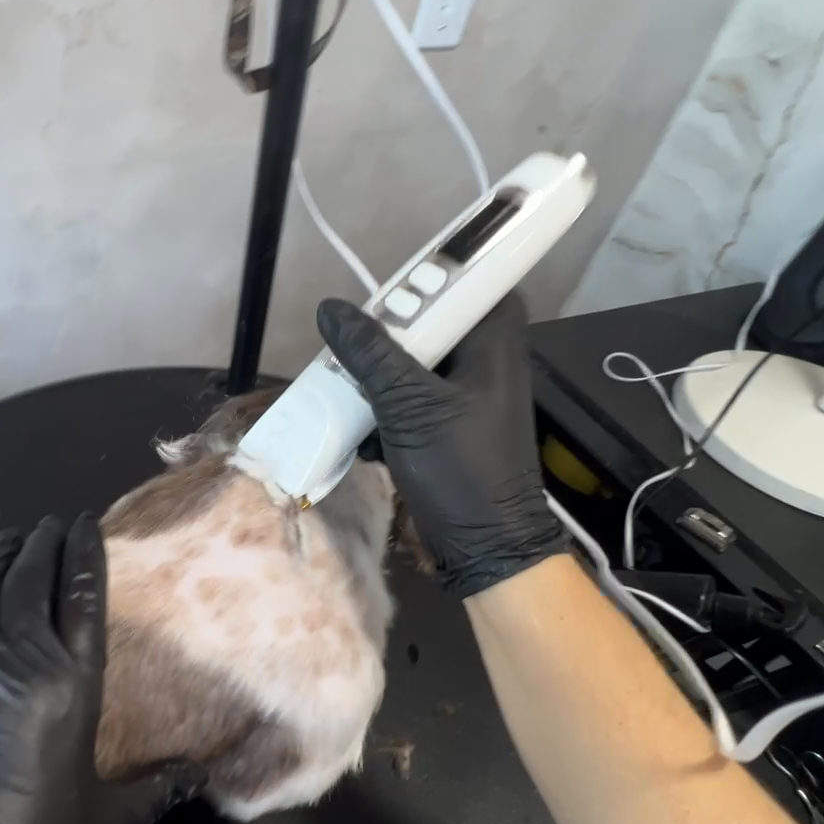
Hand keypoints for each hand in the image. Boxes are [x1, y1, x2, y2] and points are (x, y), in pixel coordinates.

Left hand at [0, 515, 205, 823]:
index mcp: (73, 689)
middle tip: (50, 522)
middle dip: (44, 541)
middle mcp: (18, 662)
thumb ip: (161, 785)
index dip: (85, 551)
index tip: (85, 523)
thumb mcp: (109, 823)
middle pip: (33, 578)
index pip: (83, 594)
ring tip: (12, 536)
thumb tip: (204, 771)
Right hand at [318, 293, 566, 596]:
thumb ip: (370, 353)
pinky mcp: (444, 425)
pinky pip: (405, 399)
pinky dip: (380, 410)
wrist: (484, 545)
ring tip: (342, 389)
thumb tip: (331, 309)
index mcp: (493, 341)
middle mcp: (482, 359)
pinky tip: (358, 431)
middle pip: (428, 323)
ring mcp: (462, 395)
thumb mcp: (410, 404)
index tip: (384, 295)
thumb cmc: (461, 466)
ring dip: (374, 377)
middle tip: (348, 345)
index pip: (470, 280)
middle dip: (384, 335)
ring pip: (410, 363)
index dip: (427, 278)